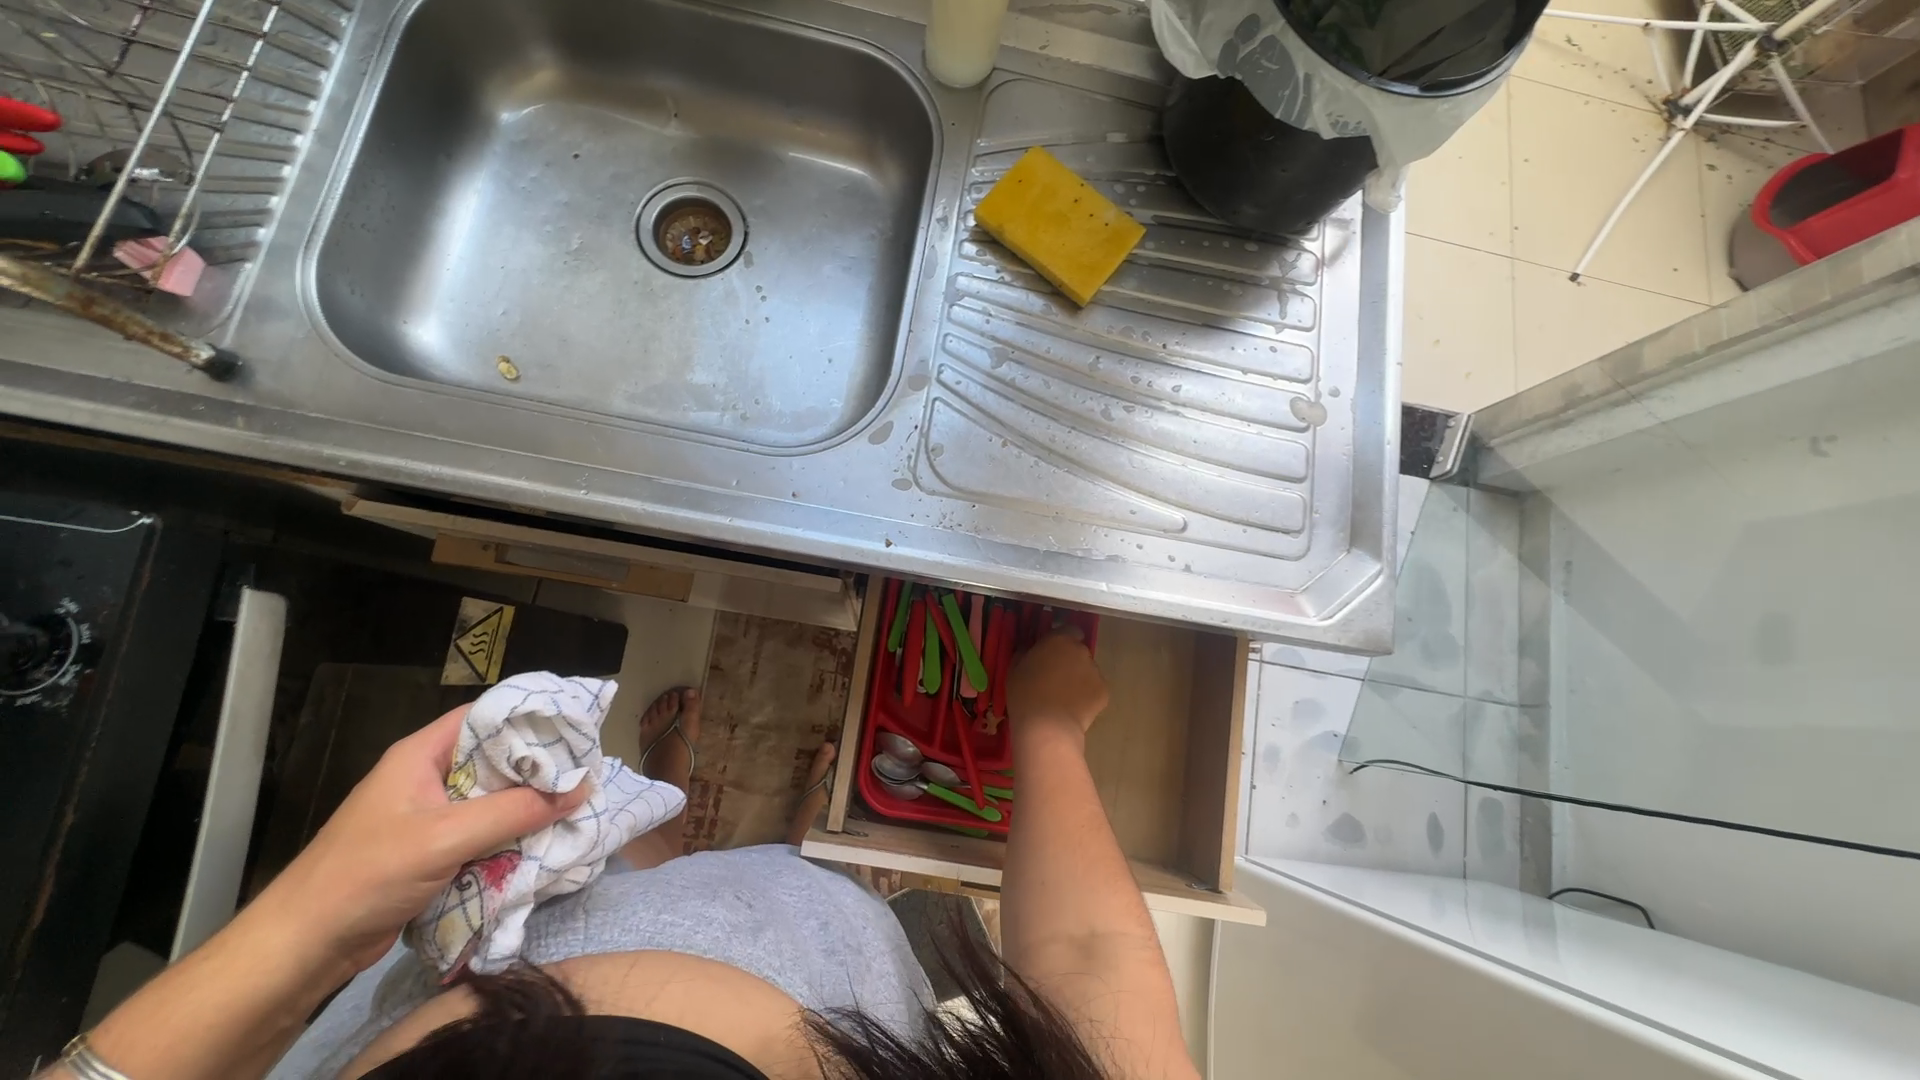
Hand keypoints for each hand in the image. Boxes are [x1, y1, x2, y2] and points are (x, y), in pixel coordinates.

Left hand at [254, 705, 587, 972]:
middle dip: (539, 766)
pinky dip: (512, 834)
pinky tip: (544, 839)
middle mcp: (428, 777)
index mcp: (422, 755)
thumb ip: (515, 811)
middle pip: (496, 758)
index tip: (576, 727)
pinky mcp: (433, 849)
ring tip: (577, 803)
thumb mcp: (446, 837)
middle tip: (586, 769)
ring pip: (493, 797)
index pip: (486, 716)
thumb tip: (582, 788)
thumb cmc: (366, 876)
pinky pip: (484, 831)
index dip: (530, 716)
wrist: (303, 948)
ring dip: (529, 804)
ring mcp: (430, 815)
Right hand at [1007, 629, 1108, 745]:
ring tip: (1064, 698)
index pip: (1069, 630)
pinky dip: (1087, 696)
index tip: (1052, 653)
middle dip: (1070, 661)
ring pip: (1088, 671)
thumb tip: (1029, 650)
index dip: (1063, 641)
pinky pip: (1095, 689)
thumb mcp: (1015, 669)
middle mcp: (1081, 651)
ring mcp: (1095, 671)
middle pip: (1079, 652)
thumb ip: (1026, 653)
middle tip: (1056, 678)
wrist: (1047, 726)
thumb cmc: (1025, 694)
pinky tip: (1074, 709)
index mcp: (1059, 640)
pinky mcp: (1104, 691)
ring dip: (1079, 678)